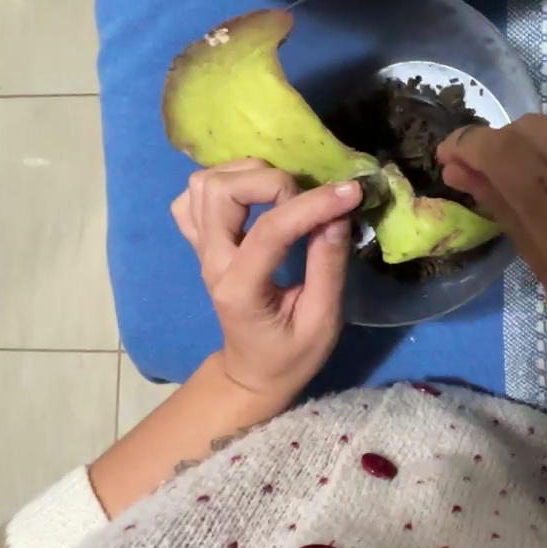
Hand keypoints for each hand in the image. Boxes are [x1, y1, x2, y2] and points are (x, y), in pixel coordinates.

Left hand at [171, 159, 360, 409]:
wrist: (251, 372)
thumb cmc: (291, 355)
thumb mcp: (322, 321)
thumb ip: (328, 267)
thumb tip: (337, 215)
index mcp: (241, 289)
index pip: (270, 230)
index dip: (313, 204)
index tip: (351, 193)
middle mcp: (212, 262)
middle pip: (220, 192)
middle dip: (271, 180)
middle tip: (308, 197)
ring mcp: (200, 250)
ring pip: (204, 184)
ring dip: (248, 175)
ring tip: (286, 191)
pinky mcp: (200, 243)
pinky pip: (194, 196)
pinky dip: (224, 182)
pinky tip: (255, 196)